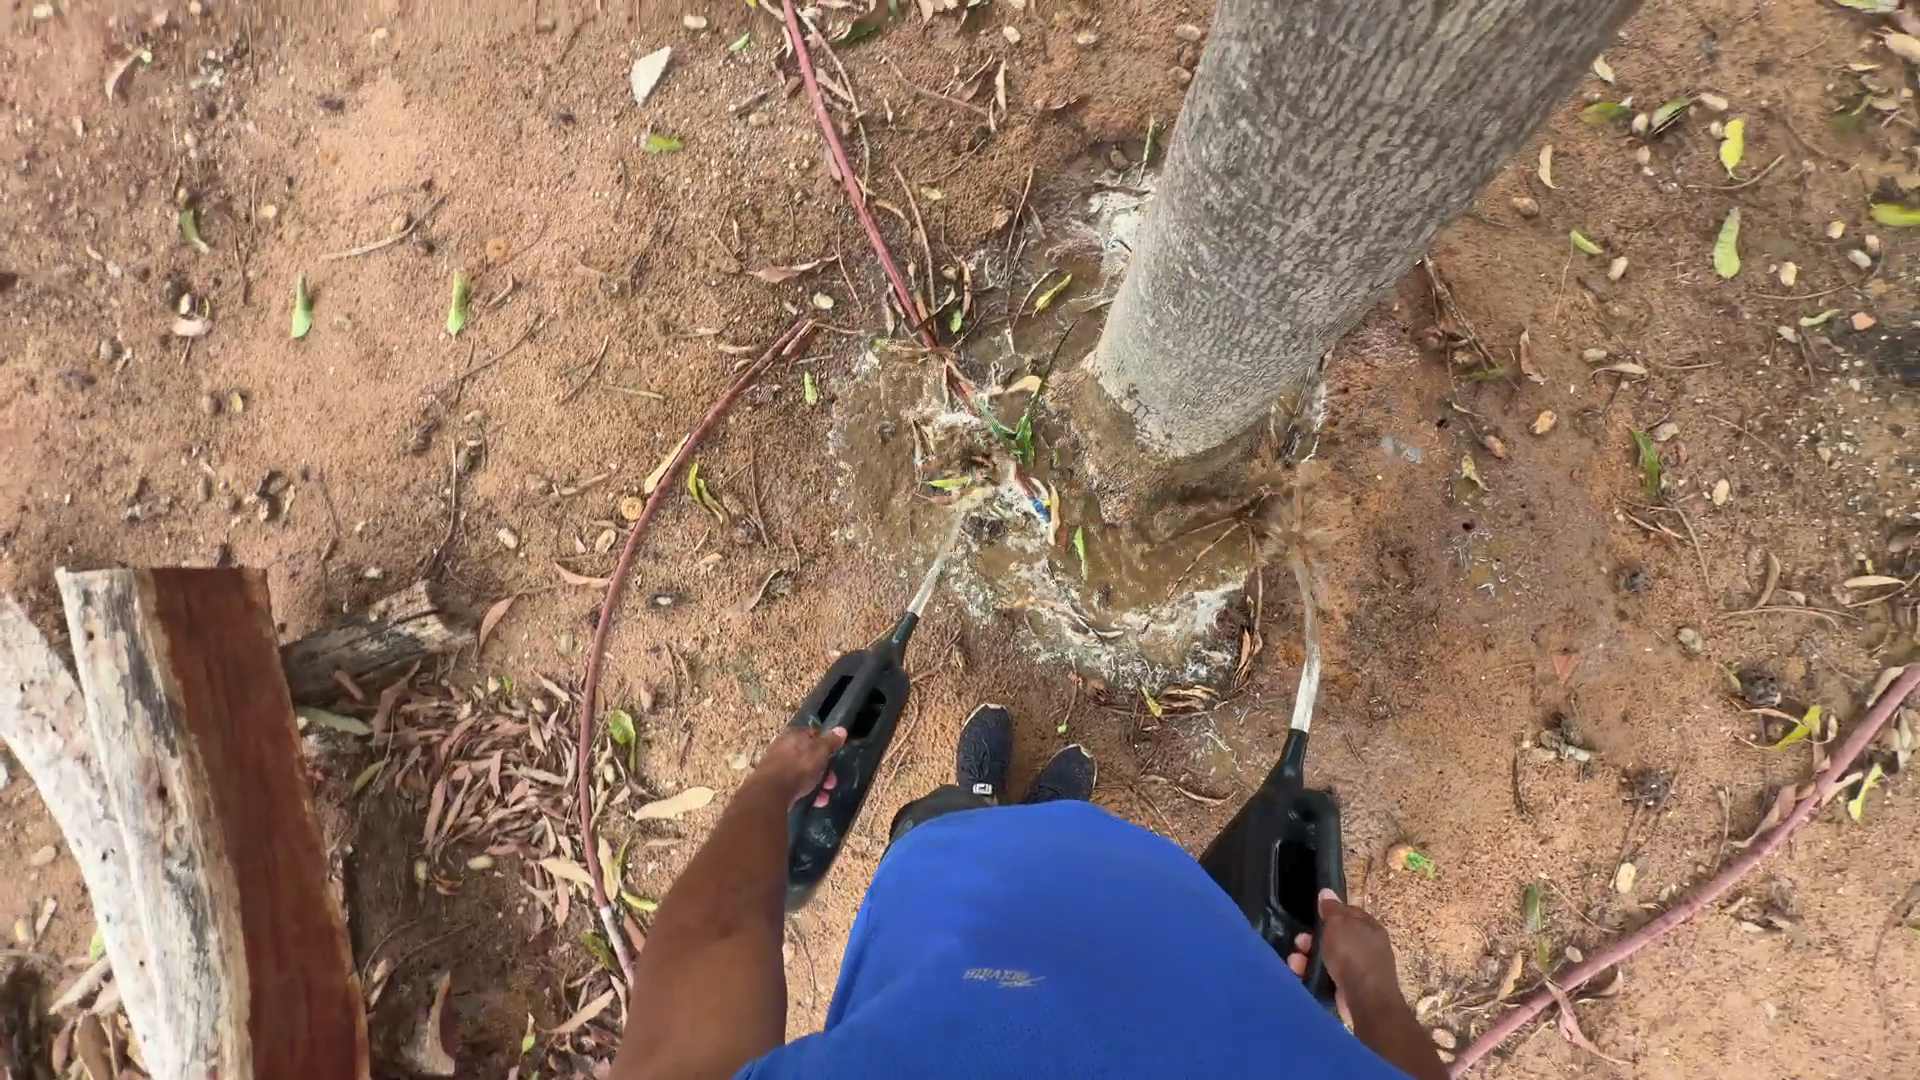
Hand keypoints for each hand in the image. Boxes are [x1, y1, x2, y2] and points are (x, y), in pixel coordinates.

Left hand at [751, 725, 846, 807]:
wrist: (770, 793)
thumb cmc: (798, 767)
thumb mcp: (820, 751)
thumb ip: (831, 741)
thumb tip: (841, 730)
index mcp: (794, 735)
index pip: (813, 735)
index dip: (826, 745)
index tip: (835, 757)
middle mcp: (783, 748)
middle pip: (808, 756)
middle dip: (823, 769)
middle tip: (832, 781)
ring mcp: (776, 767)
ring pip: (802, 773)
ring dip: (817, 784)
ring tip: (825, 796)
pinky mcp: (773, 786)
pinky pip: (794, 787)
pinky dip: (806, 794)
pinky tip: (814, 803)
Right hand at [1287, 889, 1403, 1025]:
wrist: (1366, 1001)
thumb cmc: (1353, 954)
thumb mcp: (1339, 923)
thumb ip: (1331, 908)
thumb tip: (1326, 892)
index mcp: (1370, 928)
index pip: (1348, 913)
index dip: (1329, 912)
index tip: (1313, 915)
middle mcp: (1368, 948)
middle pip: (1334, 936)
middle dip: (1313, 938)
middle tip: (1300, 941)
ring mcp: (1360, 970)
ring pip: (1327, 956)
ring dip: (1307, 956)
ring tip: (1295, 961)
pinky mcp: (1350, 989)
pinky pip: (1326, 975)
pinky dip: (1312, 973)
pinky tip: (1300, 972)